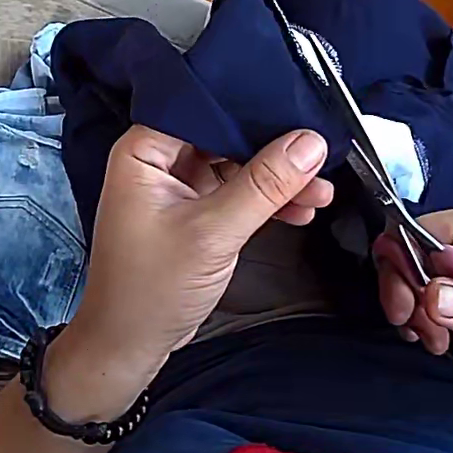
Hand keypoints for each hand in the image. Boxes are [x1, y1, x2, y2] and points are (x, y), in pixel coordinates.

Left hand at [46, 125, 332, 419]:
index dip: (250, 109)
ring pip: (238, 165)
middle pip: (226, 137)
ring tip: (319, 191)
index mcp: (144, 152)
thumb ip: (263, 185)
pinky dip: (268, 200)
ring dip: (278, 179)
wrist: (132, 345)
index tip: (297, 112)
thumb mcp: (213, 232)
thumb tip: (309, 144)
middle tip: (317, 157)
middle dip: (274, 150)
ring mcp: (180, 188)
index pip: (202, 108)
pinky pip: (240, 192)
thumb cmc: (149, 290)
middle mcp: (160, 162)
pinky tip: (299, 209)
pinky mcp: (197, 212)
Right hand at [378, 199, 452, 395]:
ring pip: (416, 278)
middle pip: (411, 253)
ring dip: (417, 312)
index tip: (408, 309)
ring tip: (438, 341)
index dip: (404, 266)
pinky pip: (429, 297)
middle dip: (409, 294)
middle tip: (423, 332)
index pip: (421, 230)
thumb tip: (432, 297)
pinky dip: (426, 320)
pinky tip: (441, 339)